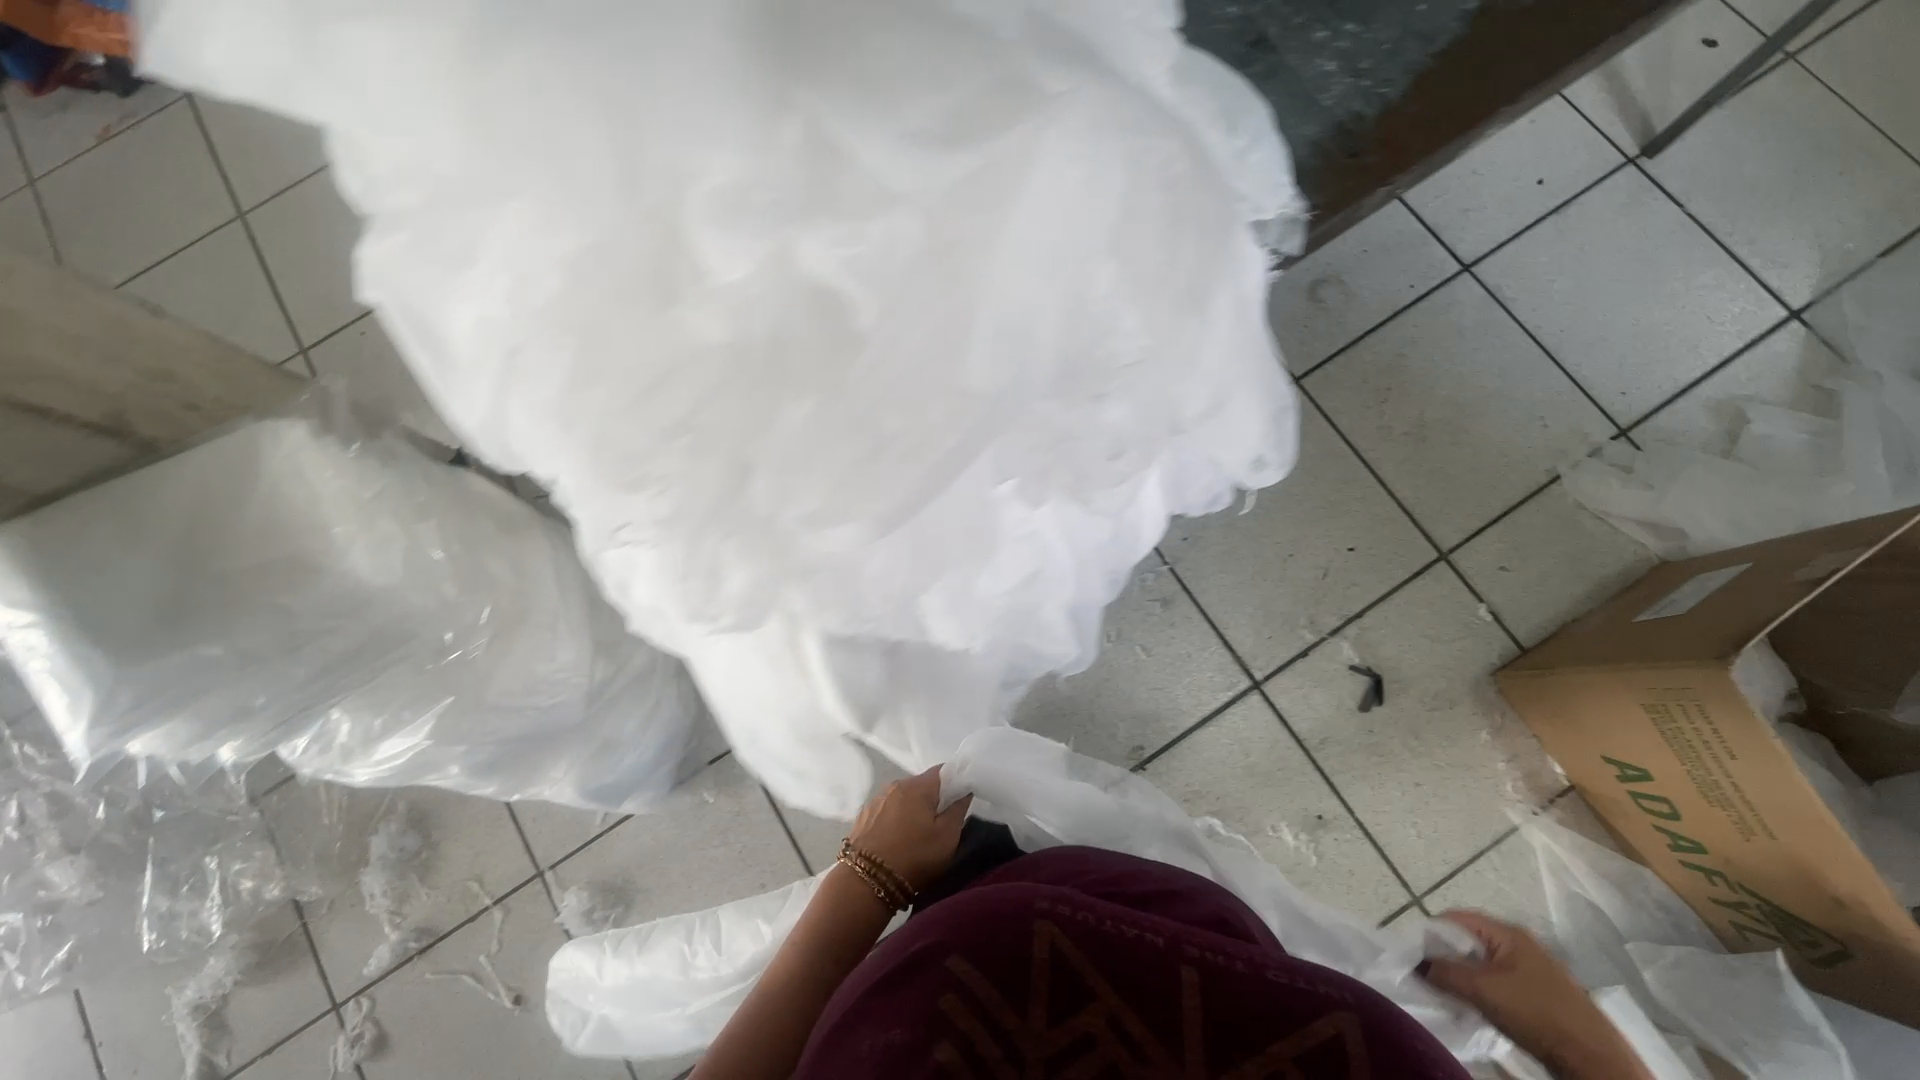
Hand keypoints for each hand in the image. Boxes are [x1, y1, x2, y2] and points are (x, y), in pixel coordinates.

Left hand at [845, 766, 971, 891]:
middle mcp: (895, 785)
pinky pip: (887, 810)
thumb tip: (963, 791)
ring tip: (917, 833)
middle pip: (921, 784)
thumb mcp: (947, 837)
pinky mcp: (862, 816)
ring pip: (902, 797)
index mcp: (917, 786)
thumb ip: (958, 810)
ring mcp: (875, 800)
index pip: (943, 770)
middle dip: (933, 798)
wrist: (866, 882)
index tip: (961, 799)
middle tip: (941, 822)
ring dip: (912, 808)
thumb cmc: (914, 857)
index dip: (956, 781)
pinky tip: (897, 838)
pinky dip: (895, 818)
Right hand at [1422, 911, 1653, 1079]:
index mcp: (1508, 933)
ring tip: (1448, 993)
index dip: (1432, 931)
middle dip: (1446, 955)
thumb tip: (1415, 963)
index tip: (1414, 953)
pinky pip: (1498, 981)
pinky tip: (1475, 1006)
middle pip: (1469, 940)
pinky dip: (1481, 989)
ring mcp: (1532, 969)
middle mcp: (1520, 944)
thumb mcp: (1483, 990)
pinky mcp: (1538, 993)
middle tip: (1428, 975)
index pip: (1456, 918)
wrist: (1593, 1058)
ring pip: (1483, 963)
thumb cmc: (1536, 1012)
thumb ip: (1445, 972)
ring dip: (1463, 975)